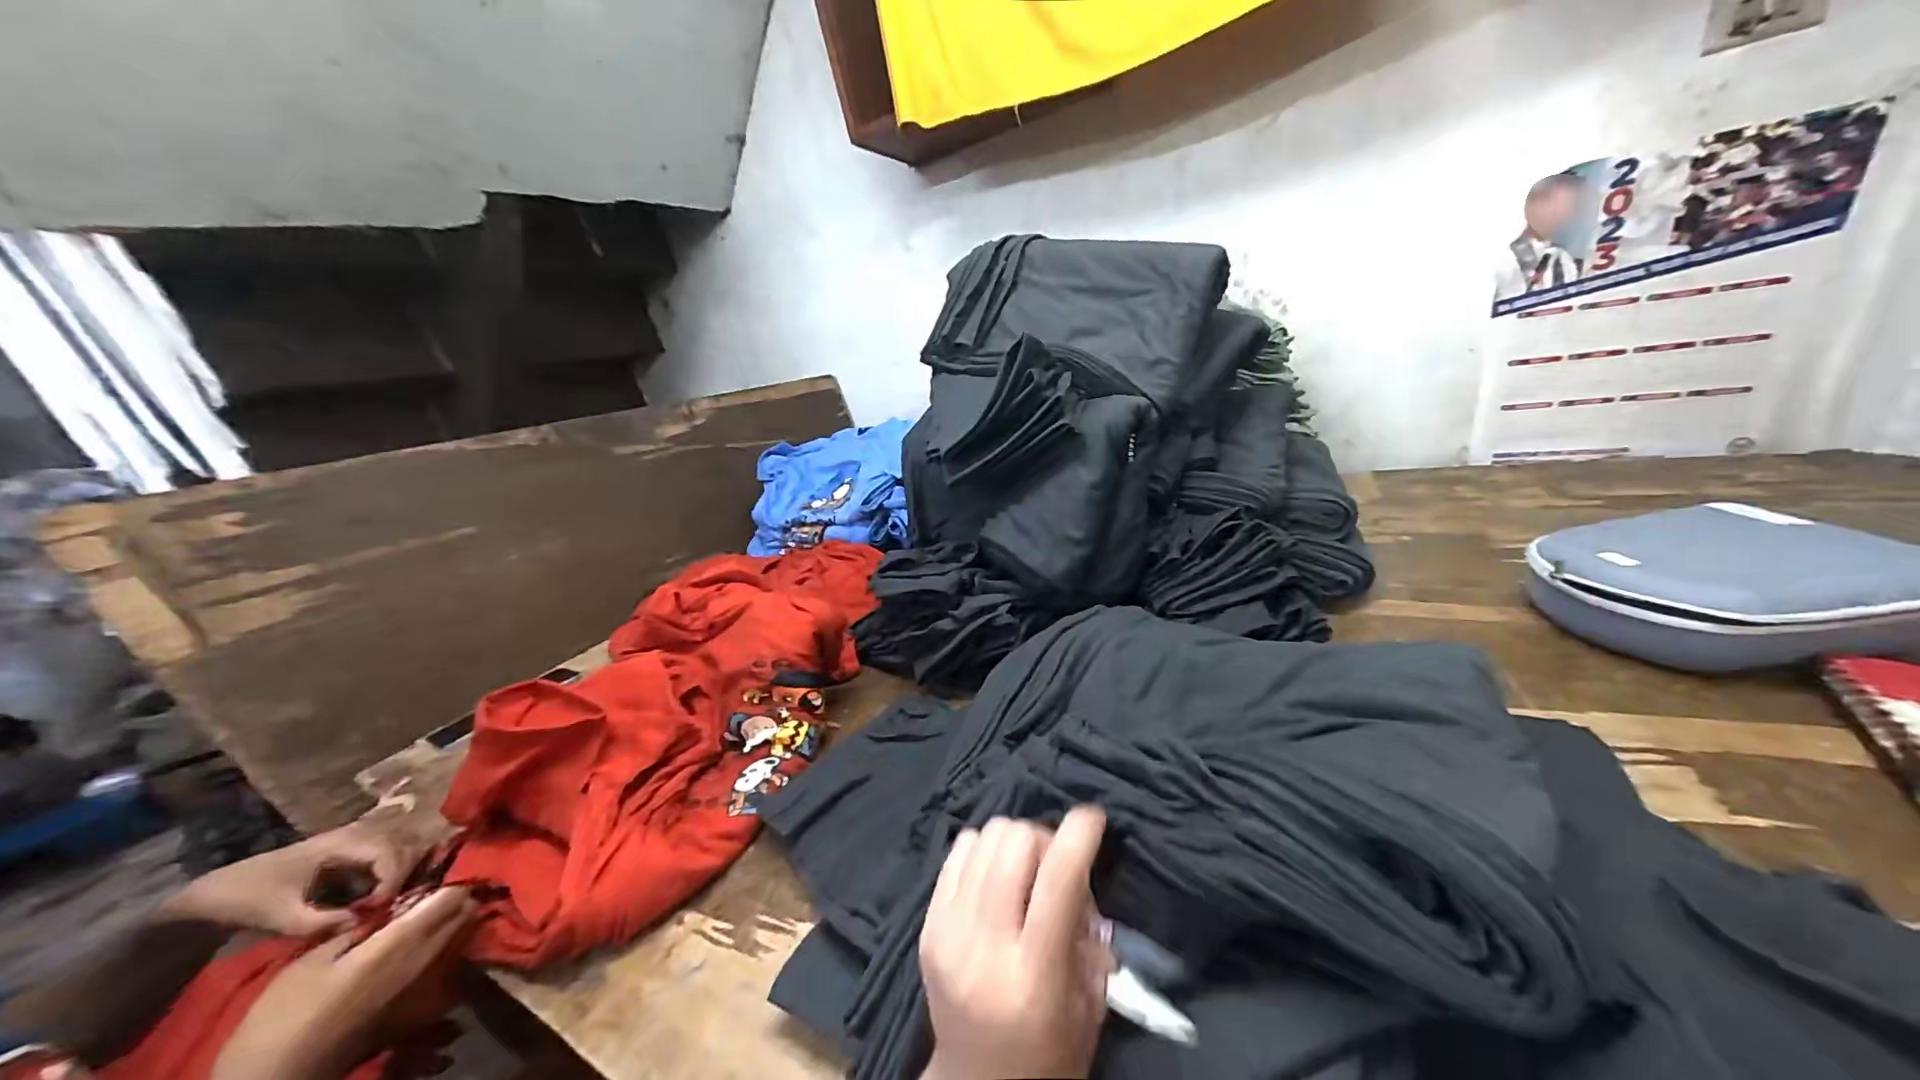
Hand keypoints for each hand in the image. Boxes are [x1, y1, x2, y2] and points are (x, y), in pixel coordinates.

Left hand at [166, 826, 414, 936]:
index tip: (377, 910)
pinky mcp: (354, 851)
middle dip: (408, 876)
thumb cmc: (247, 900)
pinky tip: (381, 898)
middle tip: (392, 908)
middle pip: (406, 846)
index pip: (391, 853)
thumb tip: (364, 923)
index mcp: (343, 843)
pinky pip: (390, 856)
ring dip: (406, 874)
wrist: (214, 892)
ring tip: (390, 903)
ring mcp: (358, 840)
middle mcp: (359, 834)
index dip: (394, 881)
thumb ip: (323, 923)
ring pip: (404, 849)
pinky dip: (395, 874)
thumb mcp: (280, 917)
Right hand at [211, 887, 475, 1079]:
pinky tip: (422, 954)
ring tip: (427, 922)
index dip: (449, 881)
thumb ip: (359, 928)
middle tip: (430, 898)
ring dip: (455, 924)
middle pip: (467, 914)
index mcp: (402, 941)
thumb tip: (388, 909)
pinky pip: (452, 967)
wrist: (280, 1076)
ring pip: (463, 938)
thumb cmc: (285, 1015)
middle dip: (457, 899)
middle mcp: (428, 959)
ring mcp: (430, 985)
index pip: (453, 896)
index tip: (434, 875)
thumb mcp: (313, 960)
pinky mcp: (425, 1009)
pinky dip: (447, 952)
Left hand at [919, 807, 1110, 1079]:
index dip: (1077, 836)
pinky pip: (956, 852)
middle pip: (1012, 845)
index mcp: (1032, 974)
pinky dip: (981, 850)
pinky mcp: (927, 925)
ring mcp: (947, 931)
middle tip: (1054, 865)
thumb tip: (1079, 868)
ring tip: (1024, 871)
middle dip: (1043, 839)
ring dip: (1012, 841)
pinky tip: (994, 876)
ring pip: (982, 838)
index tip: (1092, 817)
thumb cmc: (1047, 1050)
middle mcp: (983, 945)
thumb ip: (1088, 932)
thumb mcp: (1088, 1003)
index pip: (1056, 881)